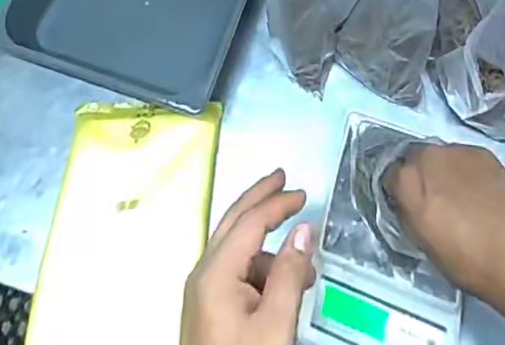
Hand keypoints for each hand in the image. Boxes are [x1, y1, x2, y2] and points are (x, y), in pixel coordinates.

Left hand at [181, 169, 316, 344]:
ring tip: (302, 267)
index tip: (302, 192)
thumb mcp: (275, 326)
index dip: (276, 203)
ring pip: (235, 249)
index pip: (248, 221)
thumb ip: (288, 274)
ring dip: (266, 246)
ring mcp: (202, 290)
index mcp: (214, 271)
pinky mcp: (207, 308)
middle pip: (233, 221)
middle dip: (259, 198)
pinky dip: (259, 269)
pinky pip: (234, 272)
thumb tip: (302, 229)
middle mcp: (203, 272)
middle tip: (283, 178)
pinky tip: (282, 288)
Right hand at [384, 144, 504, 295]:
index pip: (389, 173)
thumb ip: (405, 211)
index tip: (407, 202)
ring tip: (463, 195)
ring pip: (443, 156)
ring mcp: (455, 150)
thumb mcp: (420, 239)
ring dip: (446, 170)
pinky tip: (482, 192)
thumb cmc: (462, 258)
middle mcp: (425, 155)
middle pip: (415, 157)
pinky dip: (469, 171)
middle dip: (422, 173)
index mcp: (405, 179)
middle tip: (436, 198)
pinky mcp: (482, 152)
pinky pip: (468, 158)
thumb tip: (405, 202)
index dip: (398, 188)